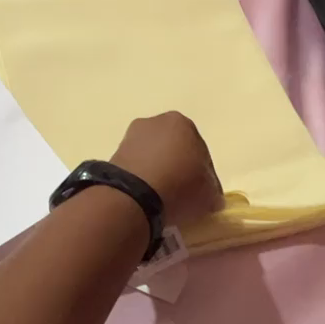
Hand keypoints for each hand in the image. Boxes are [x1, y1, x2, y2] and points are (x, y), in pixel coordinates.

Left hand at [109, 113, 224, 228]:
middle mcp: (154, 122)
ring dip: (158, 174)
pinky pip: (135, 169)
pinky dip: (141, 181)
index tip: (204, 194)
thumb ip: (212, 191)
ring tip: (163, 200)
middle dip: (178, 169)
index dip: (204, 175)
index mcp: (182, 123)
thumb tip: (211, 198)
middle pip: (173, 150)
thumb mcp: (209, 193)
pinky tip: (145, 199)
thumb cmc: (180, 186)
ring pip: (152, 158)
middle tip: (184, 196)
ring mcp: (130, 138)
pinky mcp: (112, 157)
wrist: (133, 196)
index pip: (201, 150)